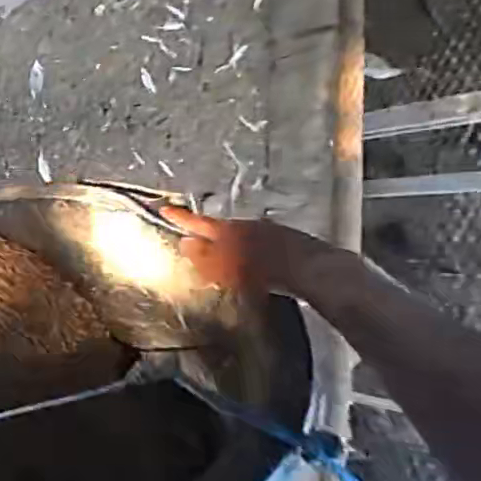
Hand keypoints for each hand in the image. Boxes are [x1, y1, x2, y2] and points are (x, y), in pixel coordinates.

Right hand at [160, 206, 334, 297]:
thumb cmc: (263, 271)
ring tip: (222, 257)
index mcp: (227, 230)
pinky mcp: (287, 242)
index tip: (165, 209)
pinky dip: (248, 251)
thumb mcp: (224, 267)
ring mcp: (268, 232)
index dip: (180, 218)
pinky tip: (251, 264)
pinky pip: (257, 243)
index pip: (196, 222)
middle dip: (205, 234)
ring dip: (228, 244)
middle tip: (193, 238)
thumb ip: (202, 256)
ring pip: (239, 235)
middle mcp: (246, 226)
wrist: (316, 271)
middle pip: (218, 228)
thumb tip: (185, 243)